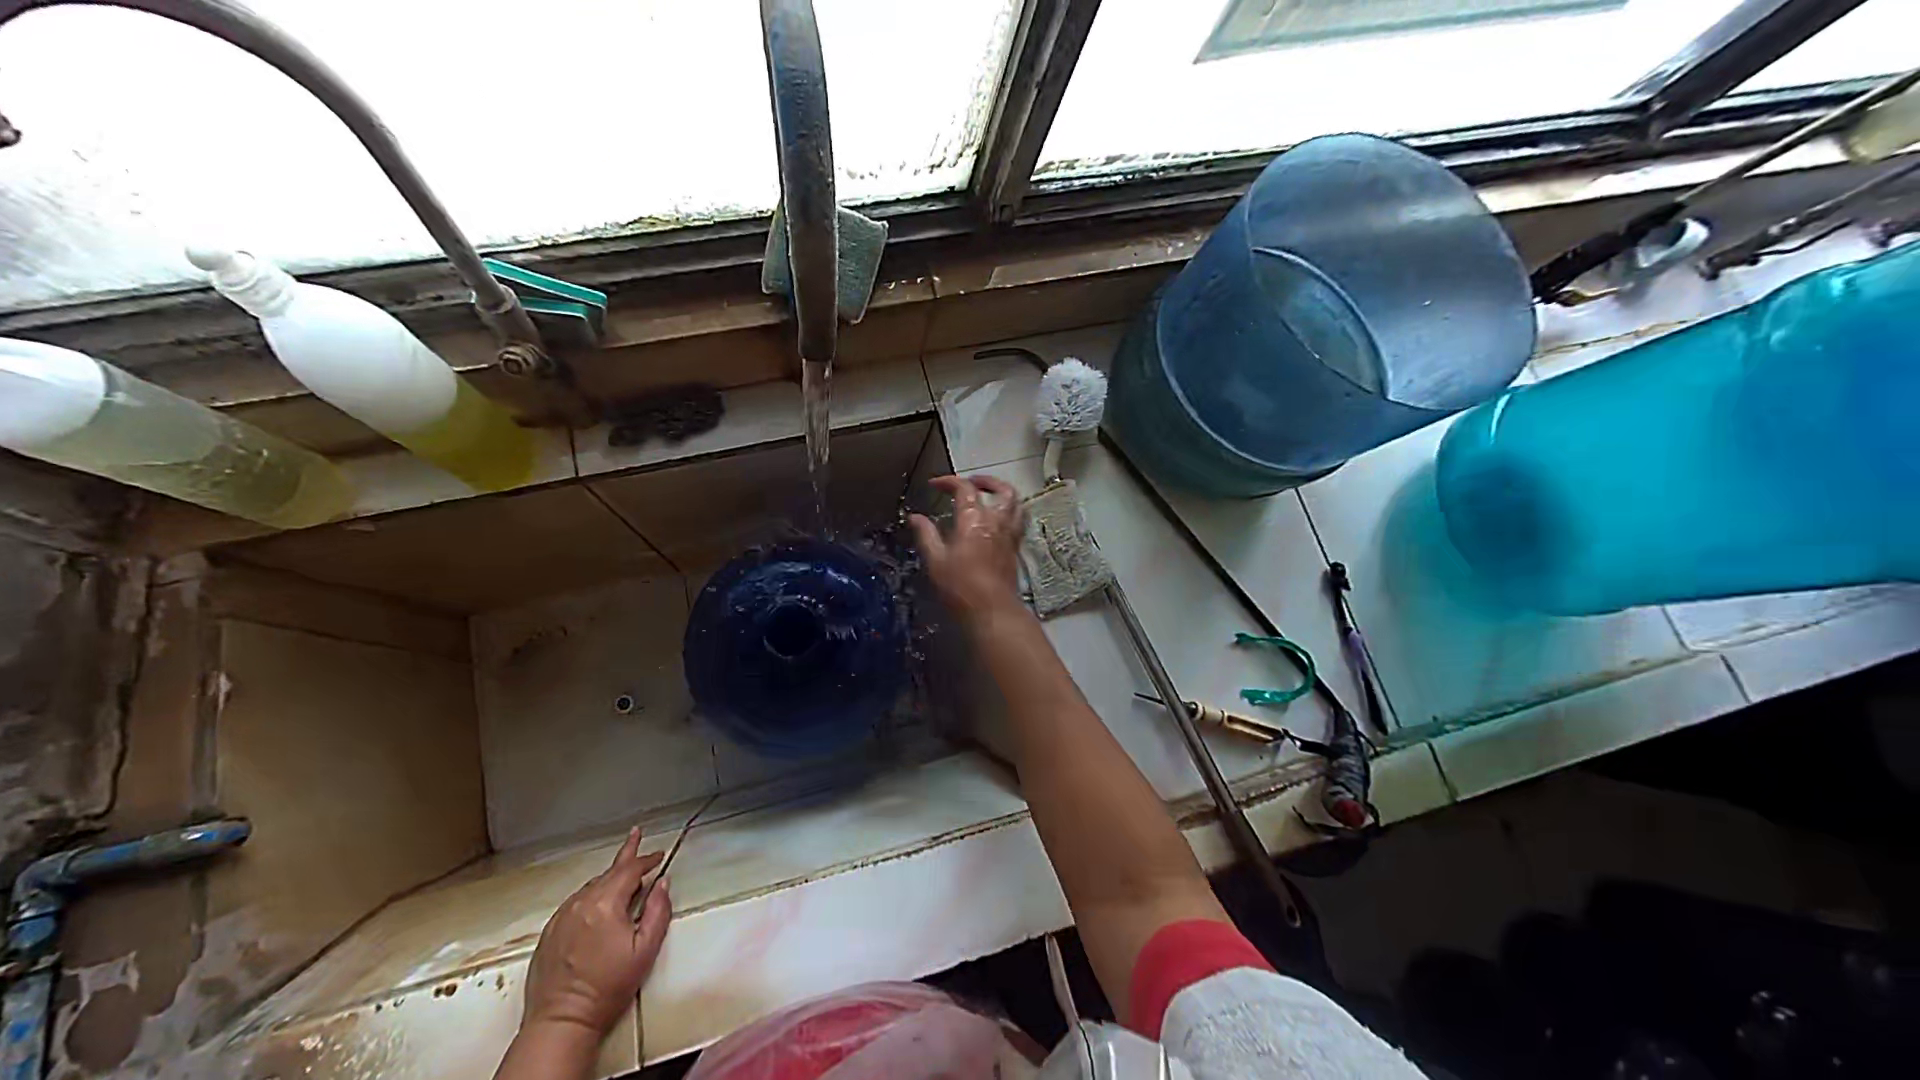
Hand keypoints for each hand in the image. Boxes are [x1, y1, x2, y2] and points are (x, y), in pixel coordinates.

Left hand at [521, 827, 671, 1037]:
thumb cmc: (607, 987)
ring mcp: (561, 917)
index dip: (646, 859)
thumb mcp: (645, 949)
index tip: (659, 855)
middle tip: (636, 835)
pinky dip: (591, 896)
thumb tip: (662, 884)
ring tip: (623, 876)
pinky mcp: (549, 932)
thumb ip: (658, 911)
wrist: (561, 1022)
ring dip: (609, 878)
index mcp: (605, 903)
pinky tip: (599, 903)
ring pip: (591, 887)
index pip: (629, 870)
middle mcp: (580, 903)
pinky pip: (575, 903)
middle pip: (608, 872)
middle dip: (626, 856)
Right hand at [909, 475, 1024, 620]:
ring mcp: (1009, 535)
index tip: (934, 485)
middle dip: (985, 481)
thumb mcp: (935, 560)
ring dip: (1003, 493)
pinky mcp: (1015, 548)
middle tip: (971, 482)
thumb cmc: (960, 587)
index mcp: (974, 519)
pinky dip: (1010, 512)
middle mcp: (996, 521)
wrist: (992, 611)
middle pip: (1001, 489)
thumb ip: (926, 534)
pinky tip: (998, 520)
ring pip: (1016, 503)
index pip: (964, 488)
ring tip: (989, 495)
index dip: (949, 481)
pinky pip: (1018, 521)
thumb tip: (915, 517)